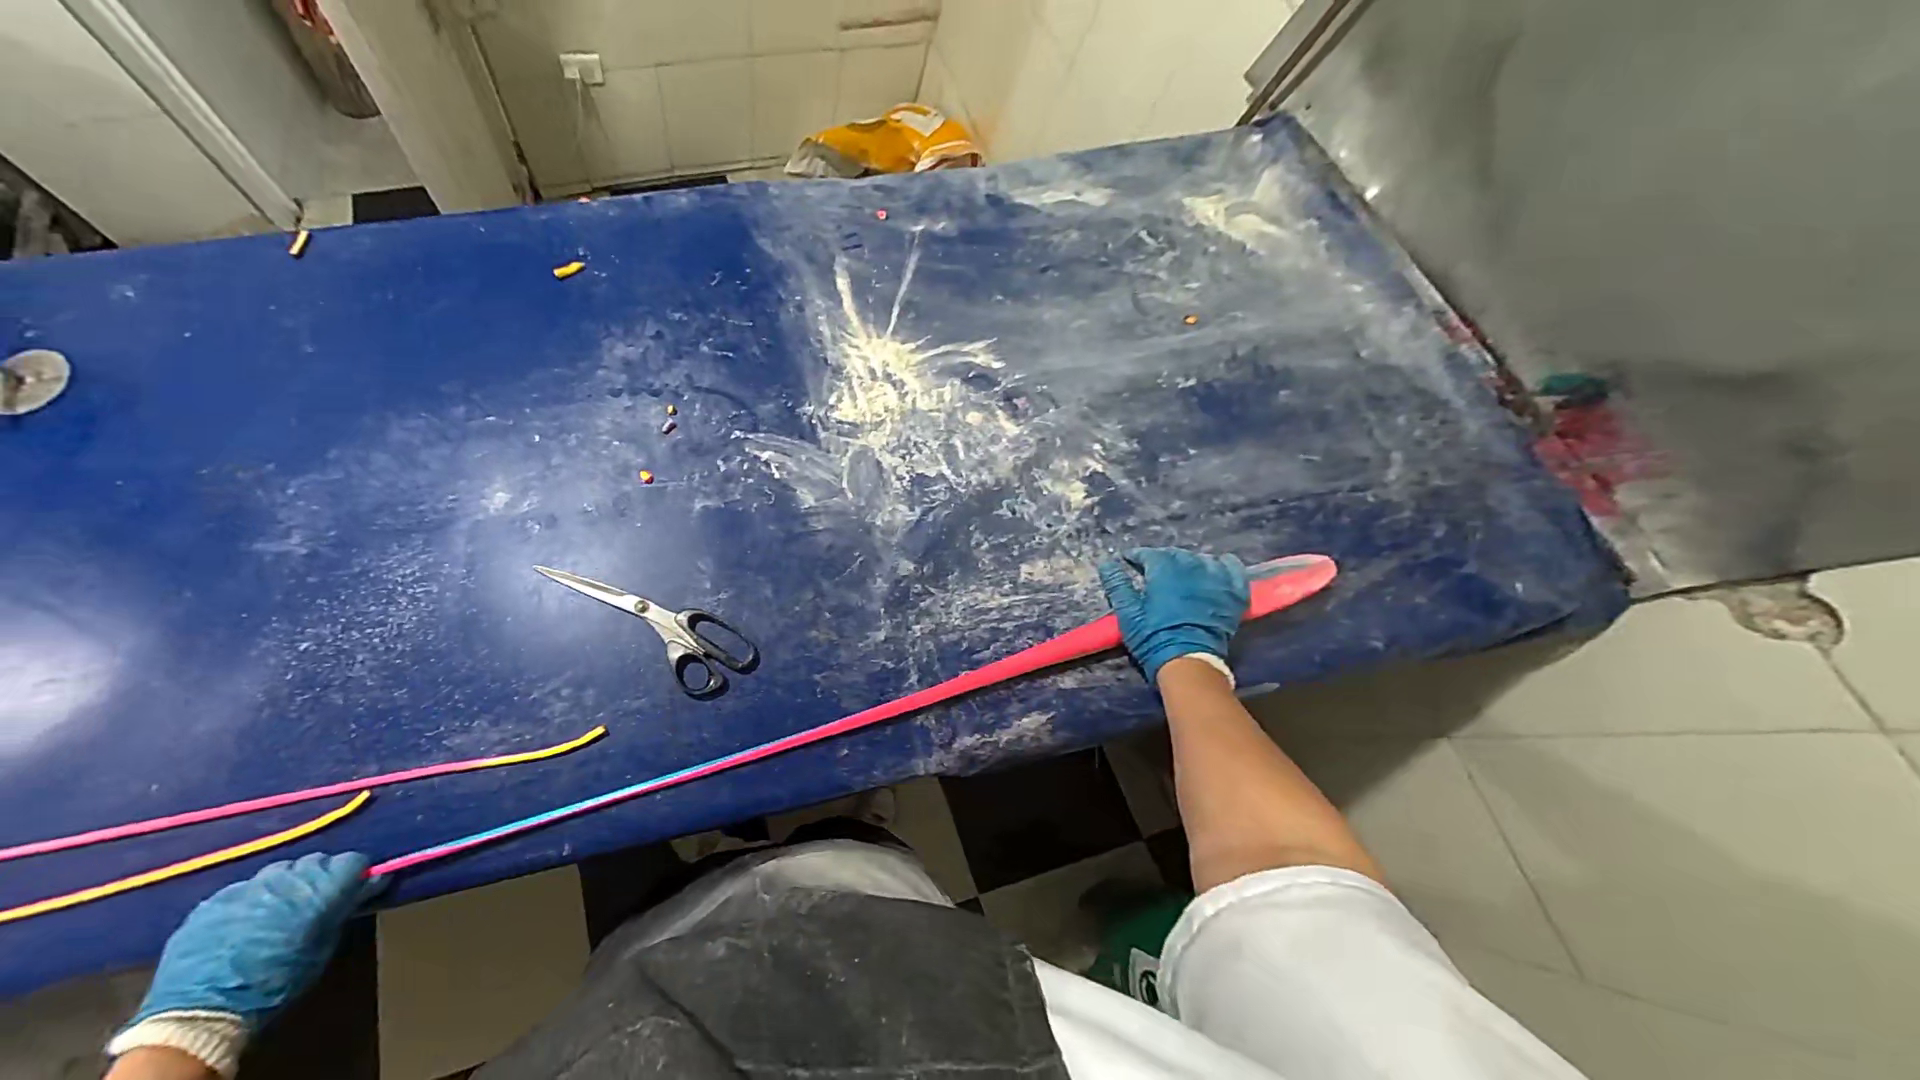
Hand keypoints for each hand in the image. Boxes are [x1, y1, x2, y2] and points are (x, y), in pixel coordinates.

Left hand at [111, 853, 381, 1074]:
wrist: (196, 1021)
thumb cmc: (272, 987)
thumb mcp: (320, 947)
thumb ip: (341, 909)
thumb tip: (364, 884)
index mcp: (314, 892)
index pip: (354, 862)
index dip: (361, 873)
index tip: (366, 885)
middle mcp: (279, 880)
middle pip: (315, 861)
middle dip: (324, 874)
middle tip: (327, 897)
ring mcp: (240, 890)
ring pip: (278, 870)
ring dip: (288, 883)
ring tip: (286, 907)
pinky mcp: (209, 905)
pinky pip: (243, 888)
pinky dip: (254, 897)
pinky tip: (251, 919)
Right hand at [1097, 547, 1249, 683]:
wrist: (1188, 661)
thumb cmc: (1153, 637)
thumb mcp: (1128, 613)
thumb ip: (1117, 585)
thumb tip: (1107, 563)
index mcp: (1164, 568)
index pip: (1148, 554)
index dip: (1137, 557)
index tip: (1130, 561)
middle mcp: (1191, 565)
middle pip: (1175, 555)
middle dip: (1162, 560)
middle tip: (1153, 573)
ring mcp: (1216, 577)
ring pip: (1201, 560)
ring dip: (1189, 564)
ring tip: (1181, 575)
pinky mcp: (1234, 592)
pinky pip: (1232, 569)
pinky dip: (1224, 565)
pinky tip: (1216, 568)